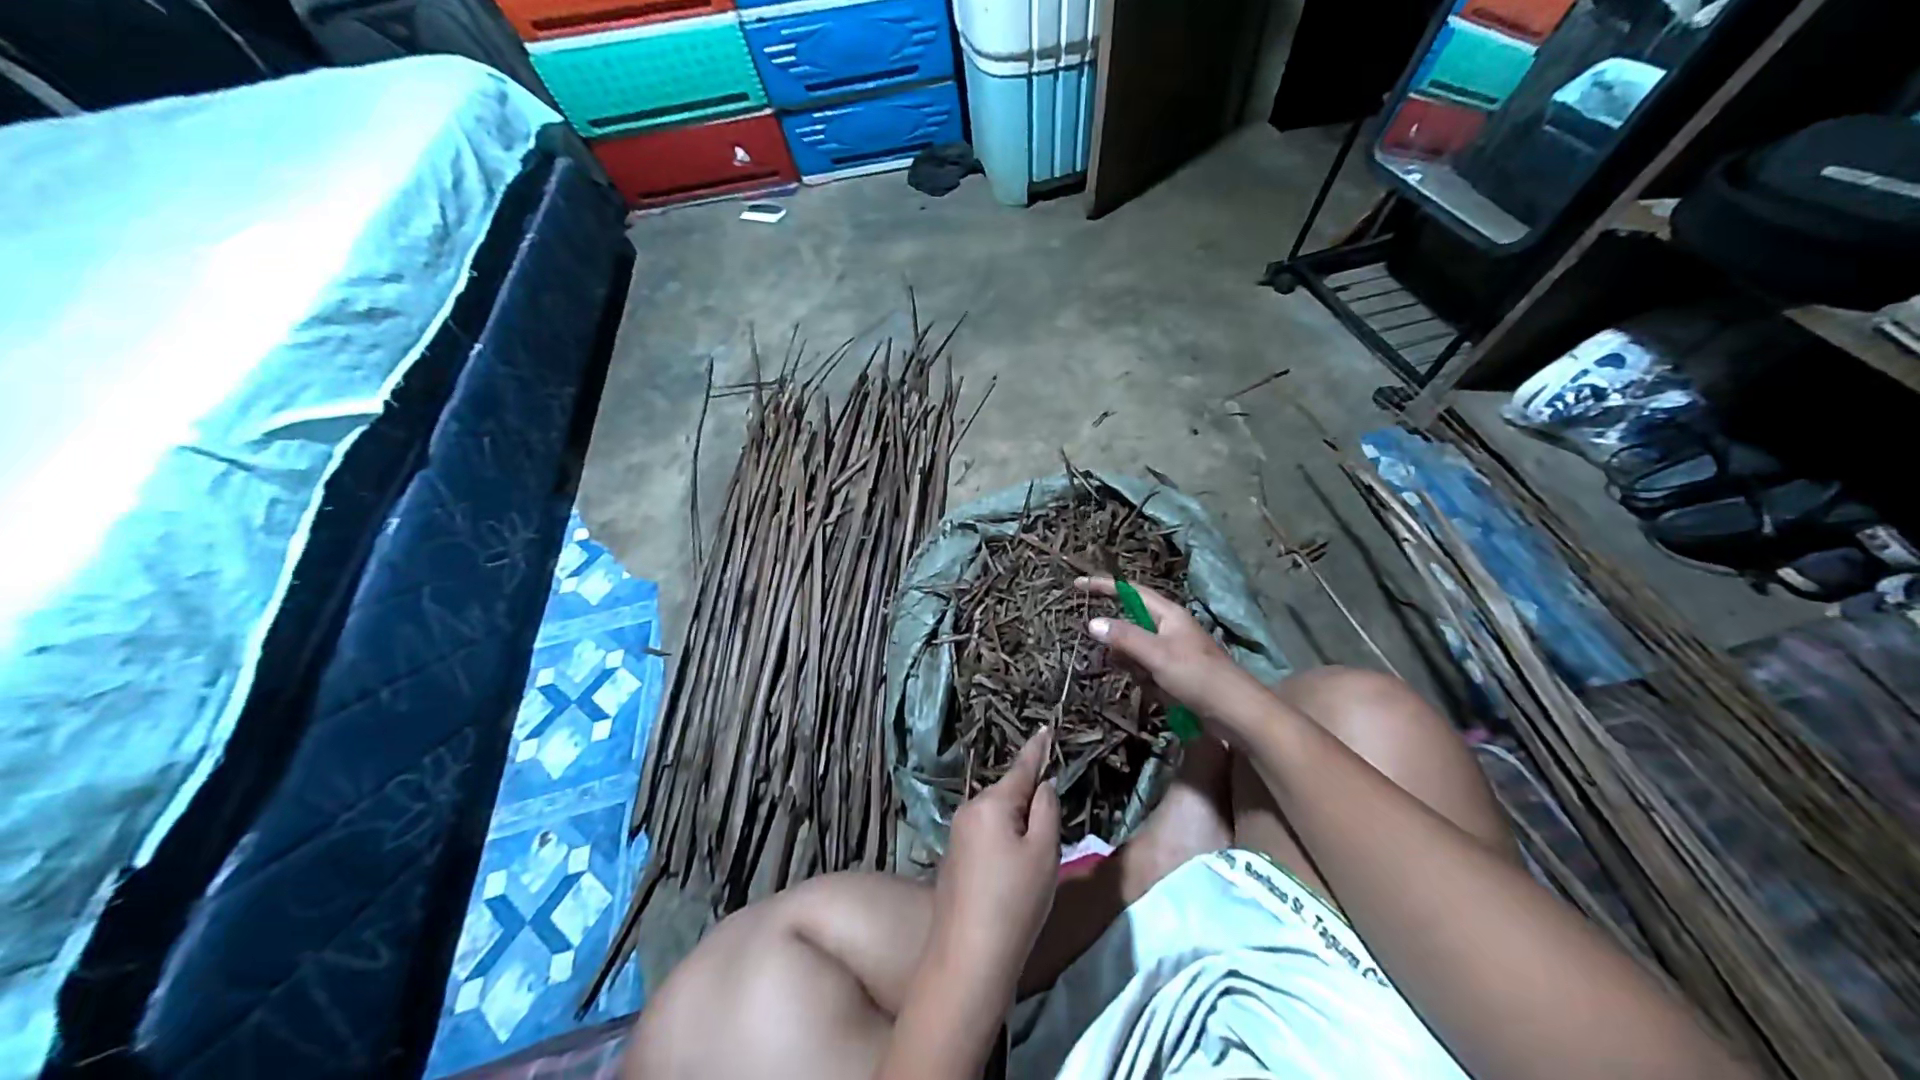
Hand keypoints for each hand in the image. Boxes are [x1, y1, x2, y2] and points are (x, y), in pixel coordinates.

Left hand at [932, 728, 1060, 993]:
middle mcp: (969, 810)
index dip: (1037, 749)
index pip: (1021, 768)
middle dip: (1029, 800)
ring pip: (997, 815)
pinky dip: (1003, 840)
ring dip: (1016, 823)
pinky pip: (986, 834)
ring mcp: (957, 834)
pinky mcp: (953, 857)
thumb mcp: (1044, 852)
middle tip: (1051, 832)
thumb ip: (1046, 810)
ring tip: (1034, 860)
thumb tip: (1041, 785)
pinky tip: (1011, 870)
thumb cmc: (1015, 901)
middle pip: (1008, 793)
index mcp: (992, 803)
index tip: (1045, 728)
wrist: (968, 956)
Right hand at [1073, 575, 1265, 730]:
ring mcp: (1172, 651)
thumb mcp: (1157, 655)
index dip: (1103, 586)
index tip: (1077, 585)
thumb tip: (1092, 622)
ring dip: (1130, 662)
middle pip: (1130, 622)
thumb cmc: (1198, 677)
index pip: (1130, 591)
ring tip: (1143, 678)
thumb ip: (1124, 637)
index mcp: (1168, 614)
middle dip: (1117, 638)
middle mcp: (1169, 627)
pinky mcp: (1174, 672)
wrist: (1235, 712)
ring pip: (1135, 649)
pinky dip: (1142, 677)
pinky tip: (1153, 689)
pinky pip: (1146, 668)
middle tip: (1106, 649)